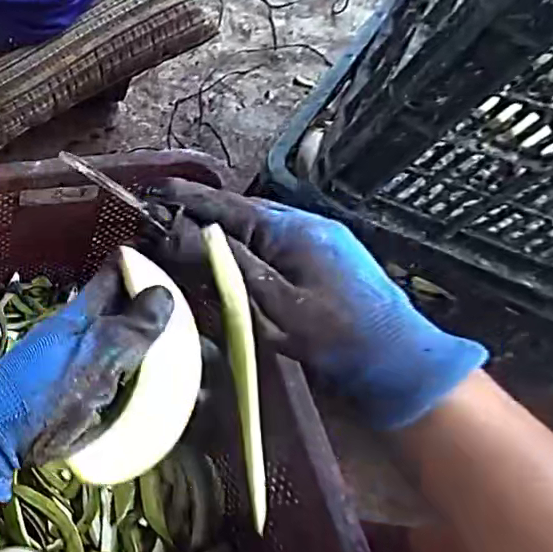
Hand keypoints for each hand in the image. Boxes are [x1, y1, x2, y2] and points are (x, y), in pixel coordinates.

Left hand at [0, 258, 173, 499]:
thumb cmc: (43, 397)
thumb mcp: (93, 363)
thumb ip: (128, 332)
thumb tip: (162, 294)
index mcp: (78, 316)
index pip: (112, 277)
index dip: (139, 266)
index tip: (171, 264)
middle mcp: (72, 331)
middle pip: (116, 308)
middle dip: (147, 305)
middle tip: (186, 311)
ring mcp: (67, 358)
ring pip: (112, 337)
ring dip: (140, 339)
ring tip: (177, 346)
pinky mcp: (66, 386)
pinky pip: (106, 366)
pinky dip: (128, 367)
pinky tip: (145, 380)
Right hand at [151, 179, 485, 429]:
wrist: (400, 361)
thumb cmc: (333, 336)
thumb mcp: (271, 302)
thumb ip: (227, 263)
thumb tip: (185, 231)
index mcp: (290, 230)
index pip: (225, 205)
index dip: (186, 197)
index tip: (152, 190)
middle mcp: (305, 223)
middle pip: (240, 208)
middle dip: (199, 208)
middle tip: (161, 214)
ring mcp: (319, 236)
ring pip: (257, 221)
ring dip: (220, 223)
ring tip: (185, 229)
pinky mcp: (324, 253)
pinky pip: (272, 235)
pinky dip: (241, 238)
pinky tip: (226, 250)